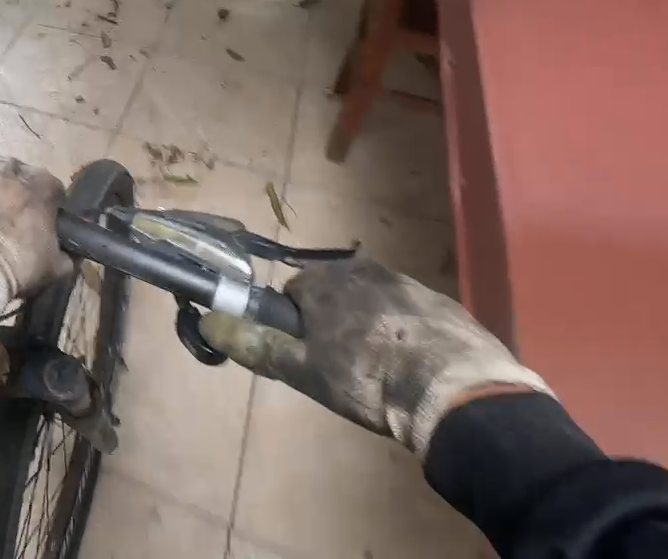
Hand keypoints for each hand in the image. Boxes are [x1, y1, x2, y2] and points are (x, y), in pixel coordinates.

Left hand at [0, 156, 70, 313]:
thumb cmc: (18, 267)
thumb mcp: (56, 267)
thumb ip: (67, 253)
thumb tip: (70, 252)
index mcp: (42, 188)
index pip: (51, 187)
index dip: (47, 202)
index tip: (40, 218)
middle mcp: (14, 171)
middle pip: (18, 175)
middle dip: (15, 191)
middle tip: (6, 215)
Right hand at [199, 258, 548, 457]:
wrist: (459, 396)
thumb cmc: (368, 379)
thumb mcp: (305, 370)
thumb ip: (256, 344)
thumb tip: (208, 322)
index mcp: (325, 281)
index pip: (295, 292)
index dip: (298, 324)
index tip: (311, 354)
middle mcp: (363, 270)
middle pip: (335, 292)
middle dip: (336, 320)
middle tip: (345, 365)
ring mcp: (408, 283)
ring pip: (375, 301)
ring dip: (373, 324)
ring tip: (385, 368)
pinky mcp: (445, 304)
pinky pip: (413, 314)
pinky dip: (410, 332)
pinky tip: (418, 366)